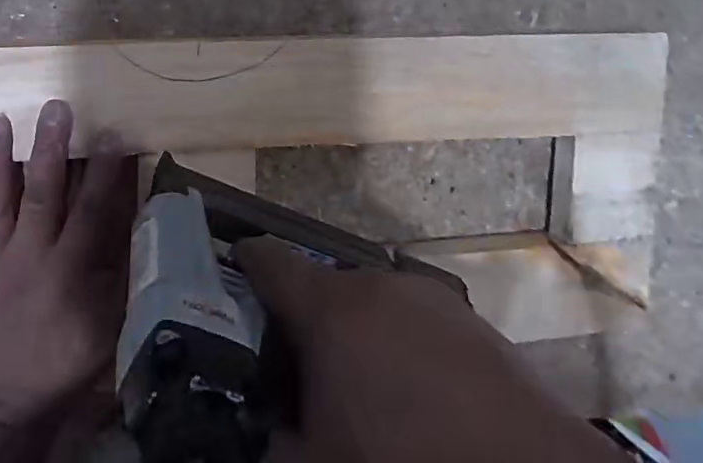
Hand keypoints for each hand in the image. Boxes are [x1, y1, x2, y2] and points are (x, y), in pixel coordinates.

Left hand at [0, 101, 133, 462]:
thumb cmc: (64, 358)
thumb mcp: (106, 322)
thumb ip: (119, 270)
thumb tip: (135, 218)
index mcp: (68, 271)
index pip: (90, 211)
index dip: (104, 172)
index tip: (113, 135)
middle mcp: (28, 257)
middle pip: (40, 194)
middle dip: (49, 148)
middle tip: (55, 108)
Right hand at [234, 237, 626, 462]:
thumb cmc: (402, 459)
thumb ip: (275, 443)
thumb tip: (264, 431)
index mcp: (332, 310)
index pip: (272, 262)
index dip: (247, 259)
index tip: (232, 262)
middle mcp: (378, 285)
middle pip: (324, 288)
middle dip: (307, 319)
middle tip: (298, 366)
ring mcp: (429, 297)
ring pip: (373, 304)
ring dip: (357, 333)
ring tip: (361, 386)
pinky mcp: (470, 319)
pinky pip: (415, 321)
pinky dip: (400, 345)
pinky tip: (416, 393)